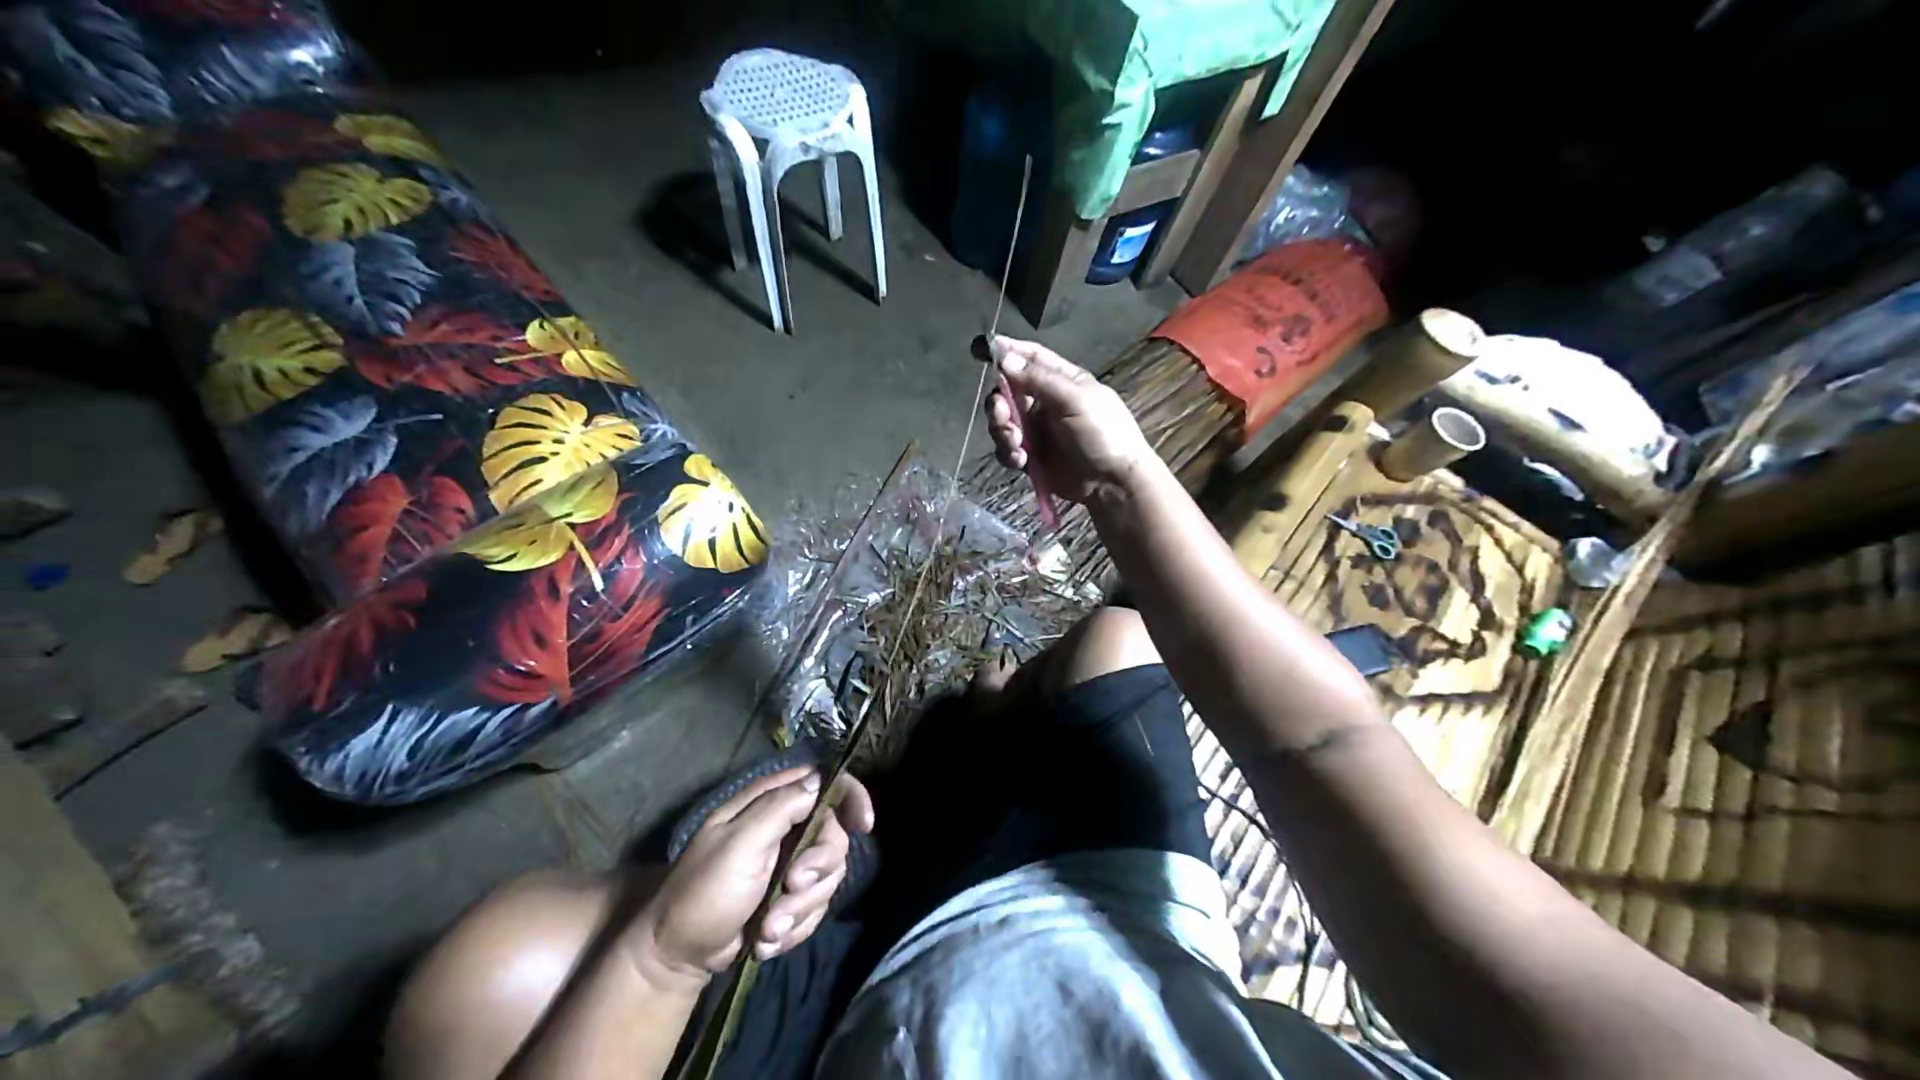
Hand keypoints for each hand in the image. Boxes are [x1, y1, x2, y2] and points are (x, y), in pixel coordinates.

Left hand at [625, 767, 873, 987]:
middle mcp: (784, 828)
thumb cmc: (703, 891)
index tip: (862, 825)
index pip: (824, 782)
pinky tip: (765, 940)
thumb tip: (819, 779)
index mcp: (769, 803)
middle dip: (817, 869)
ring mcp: (788, 865)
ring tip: (767, 929)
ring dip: (800, 908)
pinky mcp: (790, 899)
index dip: (850, 797)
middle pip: (833, 835)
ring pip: (828, 877)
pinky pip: (815, 908)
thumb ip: (781, 807)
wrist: (677, 955)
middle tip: (791, 887)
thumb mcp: (740, 844)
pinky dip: (794, 928)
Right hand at [984, 336, 1154, 503]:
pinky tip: (1022, 461)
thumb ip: (1039, 379)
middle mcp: (1044, 402)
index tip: (979, 347)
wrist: (1113, 484)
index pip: (1028, 358)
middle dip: (998, 403)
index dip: (1005, 350)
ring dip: (1002, 431)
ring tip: (1017, 444)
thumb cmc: (1103, 434)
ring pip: (1002, 422)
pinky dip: (1008, 454)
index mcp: (1061, 380)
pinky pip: (1007, 449)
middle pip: (1006, 392)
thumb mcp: (1076, 400)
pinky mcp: (1031, 457)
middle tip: (1001, 414)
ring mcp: (1036, 430)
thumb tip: (1004, 357)